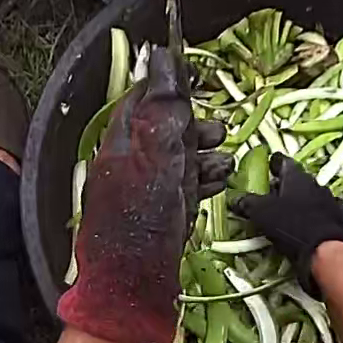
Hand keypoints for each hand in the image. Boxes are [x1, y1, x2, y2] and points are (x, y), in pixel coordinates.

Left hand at [57, 46, 232, 342]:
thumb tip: (163, 59)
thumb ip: (162, 110)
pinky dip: (202, 182)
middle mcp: (127, 164)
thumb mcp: (157, 155)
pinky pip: (181, 187)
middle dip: (193, 127)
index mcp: (119, 144)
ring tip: (224, 160)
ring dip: (204, 156)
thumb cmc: (144, 216)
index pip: (139, 100)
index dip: (166, 87)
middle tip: (218, 131)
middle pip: (162, 131)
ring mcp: (141, 191)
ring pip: (176, 161)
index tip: (193, 81)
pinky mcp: (156, 214)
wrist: (133, 283)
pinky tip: (219, 182)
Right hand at [232, 154, 342, 294]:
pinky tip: (317, 220)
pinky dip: (321, 214)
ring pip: (315, 195)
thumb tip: (234, 199)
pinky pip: (330, 211)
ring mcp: (331, 201)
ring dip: (304, 199)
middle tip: (275, 191)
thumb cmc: (289, 224)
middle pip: (299, 180)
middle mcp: (315, 184)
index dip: (275, 163)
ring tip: (293, 209)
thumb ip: (247, 203)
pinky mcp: (341, 219)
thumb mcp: (261, 213)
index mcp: (296, 177)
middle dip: (287, 184)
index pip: (284, 162)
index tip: (270, 163)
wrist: (323, 249)